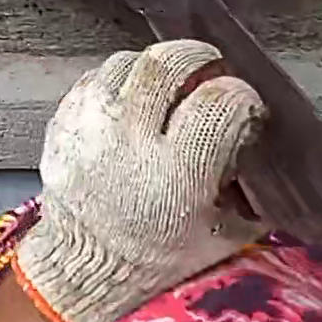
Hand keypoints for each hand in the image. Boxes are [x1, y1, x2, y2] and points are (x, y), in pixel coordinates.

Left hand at [14, 40, 265, 321]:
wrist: (86, 265)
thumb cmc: (157, 255)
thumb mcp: (222, 233)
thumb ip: (249, 186)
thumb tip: (259, 136)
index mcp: (175, 175)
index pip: (217, 102)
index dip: (238, 95)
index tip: (241, 104)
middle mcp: (128, 144)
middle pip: (165, 64)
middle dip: (196, 57)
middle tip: (206, 69)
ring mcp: (88, 130)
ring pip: (125, 63)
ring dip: (152, 68)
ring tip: (165, 86)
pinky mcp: (62, 125)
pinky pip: (93, 80)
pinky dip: (118, 83)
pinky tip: (130, 102)